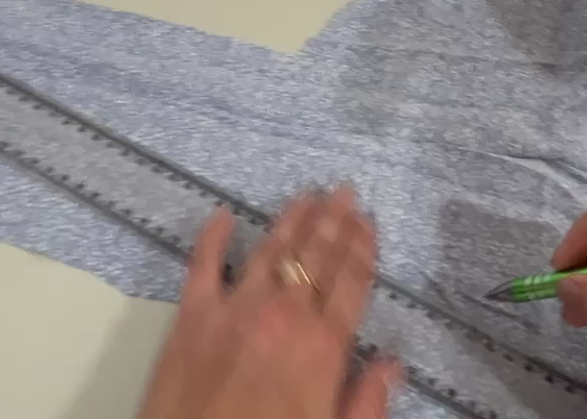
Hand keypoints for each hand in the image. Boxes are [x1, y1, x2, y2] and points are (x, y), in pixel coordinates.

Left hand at [137, 187, 400, 418]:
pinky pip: (204, 263)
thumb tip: (393, 363)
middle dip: (334, 220)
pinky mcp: (193, 313)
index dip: (362, 248)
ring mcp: (237, 307)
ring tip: (308, 194)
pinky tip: (223, 215)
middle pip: (317, 256)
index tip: (368, 220)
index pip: (351, 284)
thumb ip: (365, 402)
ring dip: (292, 218)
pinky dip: (213, 235)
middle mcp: (284, 314)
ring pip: (272, 249)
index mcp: (322, 347)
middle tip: (343, 190)